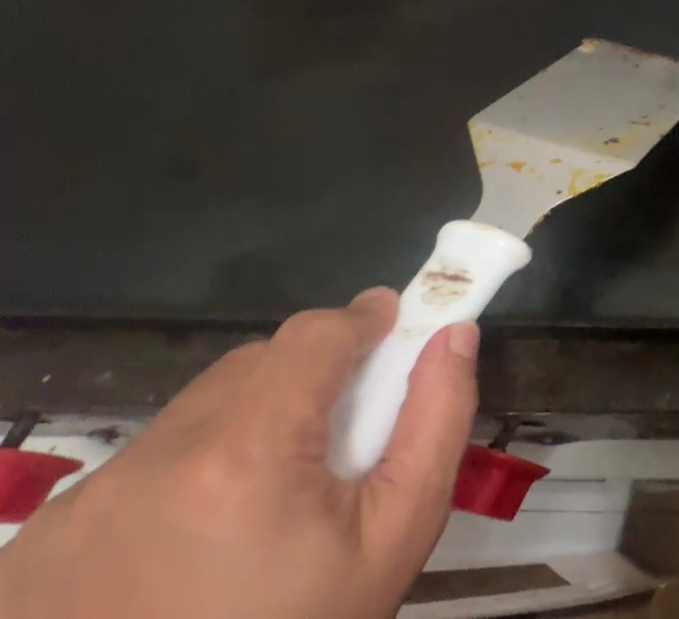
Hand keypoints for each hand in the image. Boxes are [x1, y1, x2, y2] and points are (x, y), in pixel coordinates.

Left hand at [0, 289, 477, 618]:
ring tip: (278, 489)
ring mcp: (81, 503)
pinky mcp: (39, 541)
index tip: (397, 321)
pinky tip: (205, 532)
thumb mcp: (402, 528)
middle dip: (312, 371)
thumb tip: (455, 335)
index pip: (311, 337)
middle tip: (352, 422)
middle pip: (252, 366)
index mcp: (246, 454)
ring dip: (252, 417)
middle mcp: (149, 462)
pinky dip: (191, 467)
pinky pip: (140, 464)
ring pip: (196, 411)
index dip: (362, 319)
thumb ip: (438, 419)